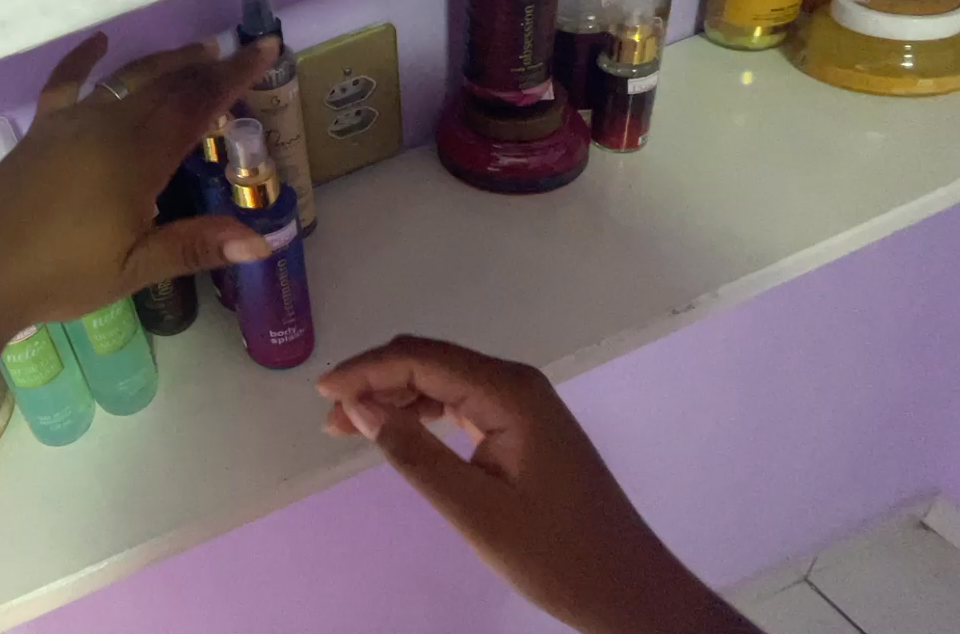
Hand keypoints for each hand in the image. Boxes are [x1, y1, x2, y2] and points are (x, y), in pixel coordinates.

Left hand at [0, 32, 278, 326]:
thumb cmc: (60, 275)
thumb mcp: (134, 268)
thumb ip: (194, 246)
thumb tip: (261, 243)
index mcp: (135, 157)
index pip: (196, 105)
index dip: (233, 76)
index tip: (264, 50)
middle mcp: (106, 126)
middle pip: (166, 86)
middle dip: (208, 67)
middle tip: (239, 52)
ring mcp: (69, 123)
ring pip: (125, 79)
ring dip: (163, 63)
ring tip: (195, 52)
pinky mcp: (40, 130)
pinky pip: (64, 83)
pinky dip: (84, 59)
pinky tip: (99, 42)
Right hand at [316, 337, 758, 633]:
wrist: (636, 597)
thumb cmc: (560, 558)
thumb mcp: (477, 513)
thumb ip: (414, 455)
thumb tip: (360, 408)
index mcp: (508, 393)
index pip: (419, 361)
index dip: (365, 371)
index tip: (323, 394)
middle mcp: (511, 382)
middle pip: (425, 361)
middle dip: (372, 380)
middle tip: (331, 415)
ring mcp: (515, 400)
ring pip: (434, 378)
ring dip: (390, 395)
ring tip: (348, 425)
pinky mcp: (515, 421)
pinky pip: (452, 399)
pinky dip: (415, 410)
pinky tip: (392, 429)